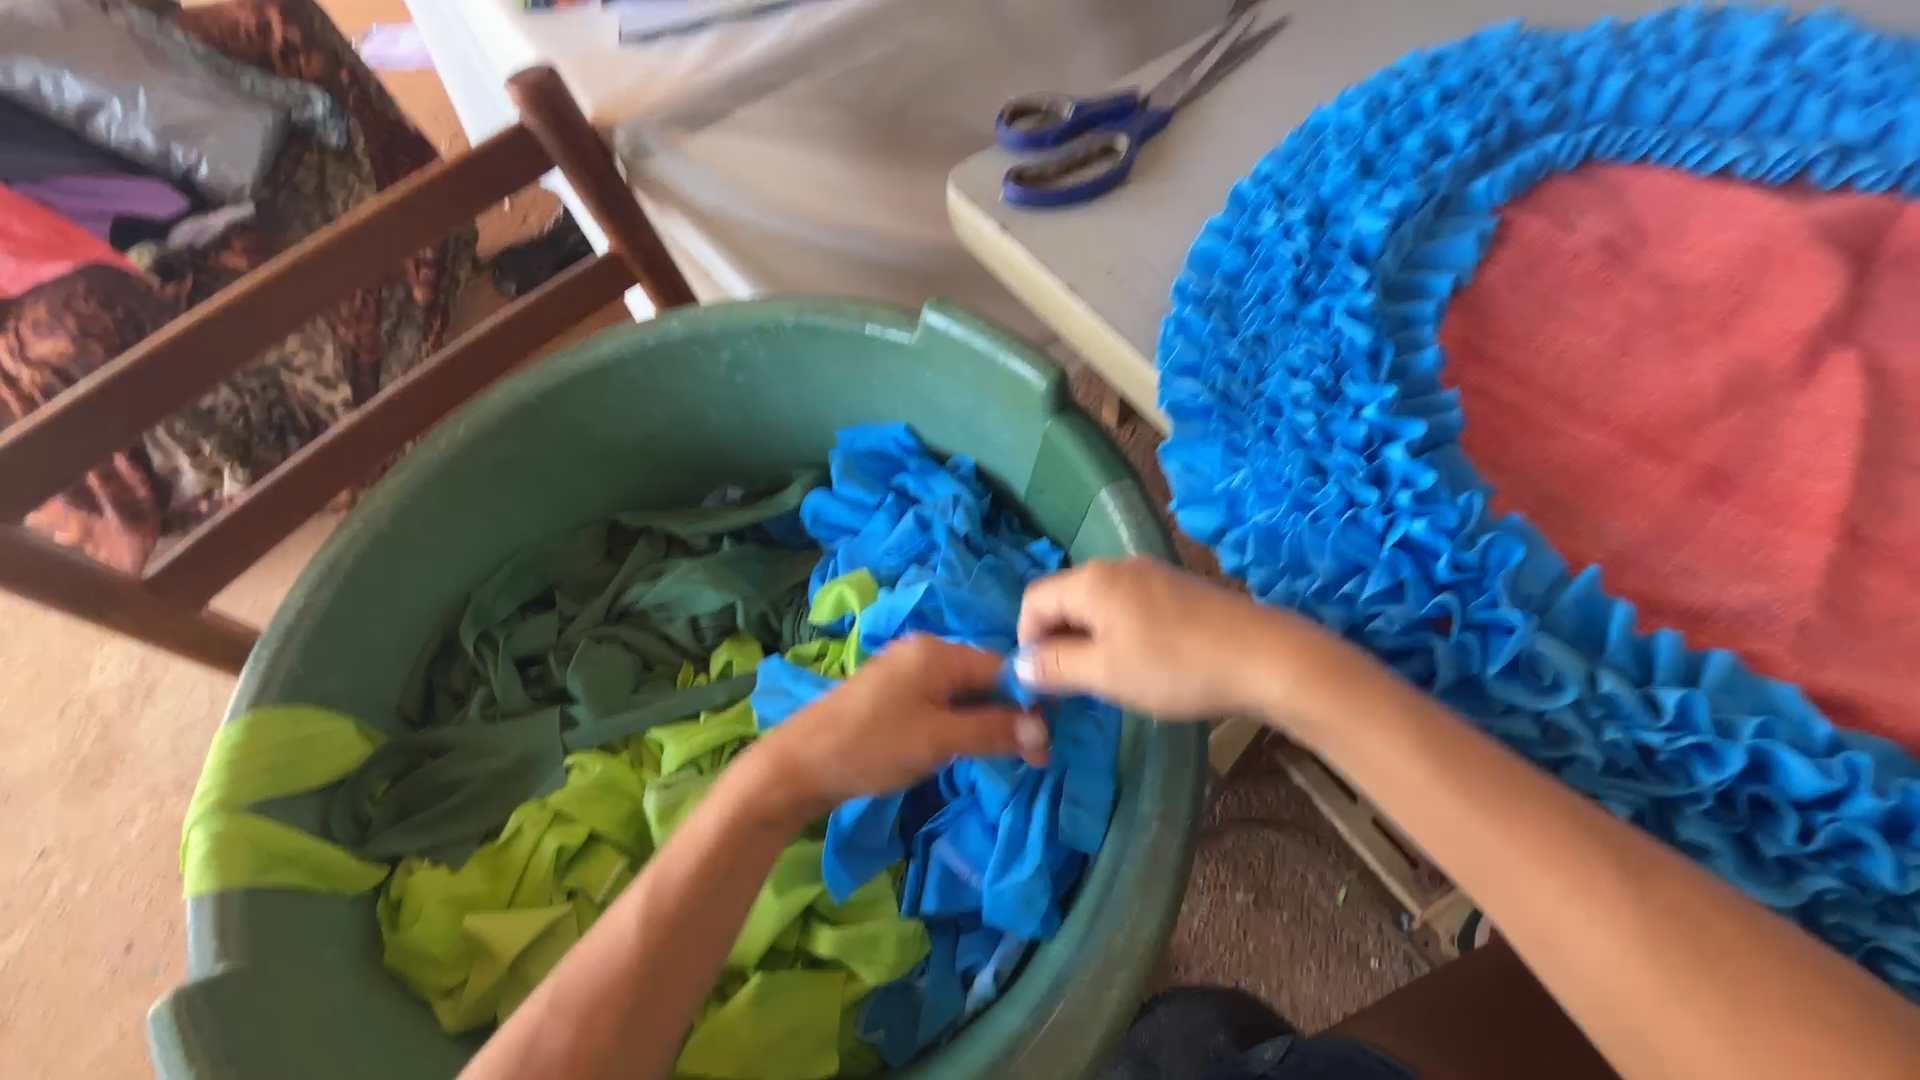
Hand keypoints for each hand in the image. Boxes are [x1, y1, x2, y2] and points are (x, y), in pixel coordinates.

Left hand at [749, 636, 1049, 821]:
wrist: (798, 766)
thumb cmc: (871, 747)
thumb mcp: (938, 740)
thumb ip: (993, 730)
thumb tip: (1045, 731)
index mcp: (937, 652)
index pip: (1002, 668)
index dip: (1029, 704)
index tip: (1047, 744)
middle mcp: (923, 652)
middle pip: (983, 679)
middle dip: (1007, 715)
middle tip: (1031, 758)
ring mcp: (905, 672)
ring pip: (962, 694)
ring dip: (983, 723)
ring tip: (1001, 757)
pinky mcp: (892, 695)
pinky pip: (940, 703)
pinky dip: (957, 724)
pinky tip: (961, 748)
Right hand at [1016, 557, 1349, 722]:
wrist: (1267, 658)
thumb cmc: (1176, 667)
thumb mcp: (1106, 674)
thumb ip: (1056, 667)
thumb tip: (1021, 664)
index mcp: (1092, 581)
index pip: (1034, 600)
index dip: (1026, 640)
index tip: (1041, 681)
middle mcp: (1117, 566)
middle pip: (1065, 598)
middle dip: (1058, 640)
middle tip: (1071, 685)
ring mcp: (1152, 573)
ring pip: (1098, 604)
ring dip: (1089, 639)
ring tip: (1107, 677)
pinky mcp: (1178, 588)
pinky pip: (1128, 605)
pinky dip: (1119, 632)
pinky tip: (1143, 661)